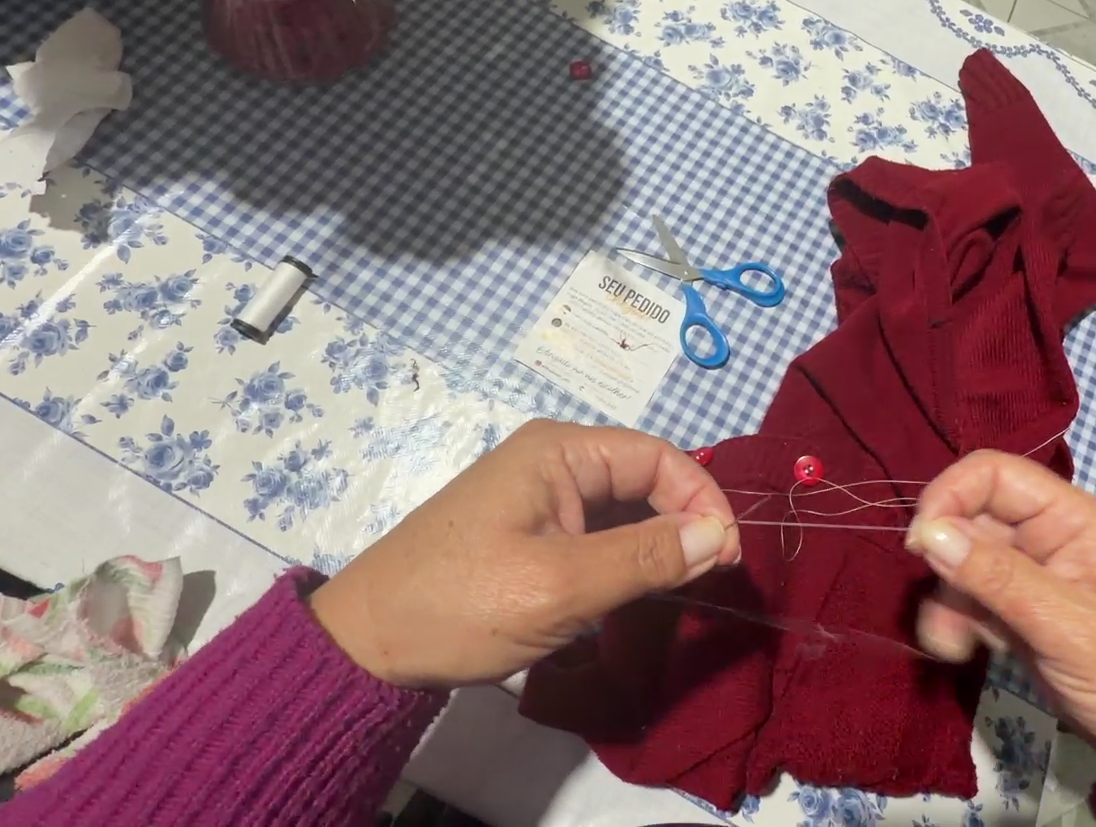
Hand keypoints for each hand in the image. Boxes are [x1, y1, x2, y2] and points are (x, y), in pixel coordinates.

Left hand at [309, 420, 741, 687]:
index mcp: (561, 449)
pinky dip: (627, 554)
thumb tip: (721, 535)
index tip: (729, 552)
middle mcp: (555, 457)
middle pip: (644, 477)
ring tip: (683, 584)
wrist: (366, 645)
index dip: (702, 497)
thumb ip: (645, 556)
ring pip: (624, 505)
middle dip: (684, 520)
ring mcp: (542, 492)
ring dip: (657, 540)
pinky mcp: (534, 526)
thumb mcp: (562, 585)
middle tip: (713, 574)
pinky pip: (598, 529)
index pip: (658, 456)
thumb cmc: (463, 604)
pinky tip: (640, 586)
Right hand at [905, 452, 1095, 826]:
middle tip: (937, 608)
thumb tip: (927, 532)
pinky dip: (957, 622)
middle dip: (944, 561)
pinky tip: (957, 652)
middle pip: (971, 519)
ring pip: (964, 563)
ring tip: (947, 646)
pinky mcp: (1024, 617)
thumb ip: (998, 578)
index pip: (994, 474)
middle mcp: (1048, 538)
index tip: (921, 542)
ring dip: (947, 599)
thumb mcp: (1074, 630)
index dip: (950, 495)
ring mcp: (1035, 579)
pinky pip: (974, 602)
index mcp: (1072, 520)